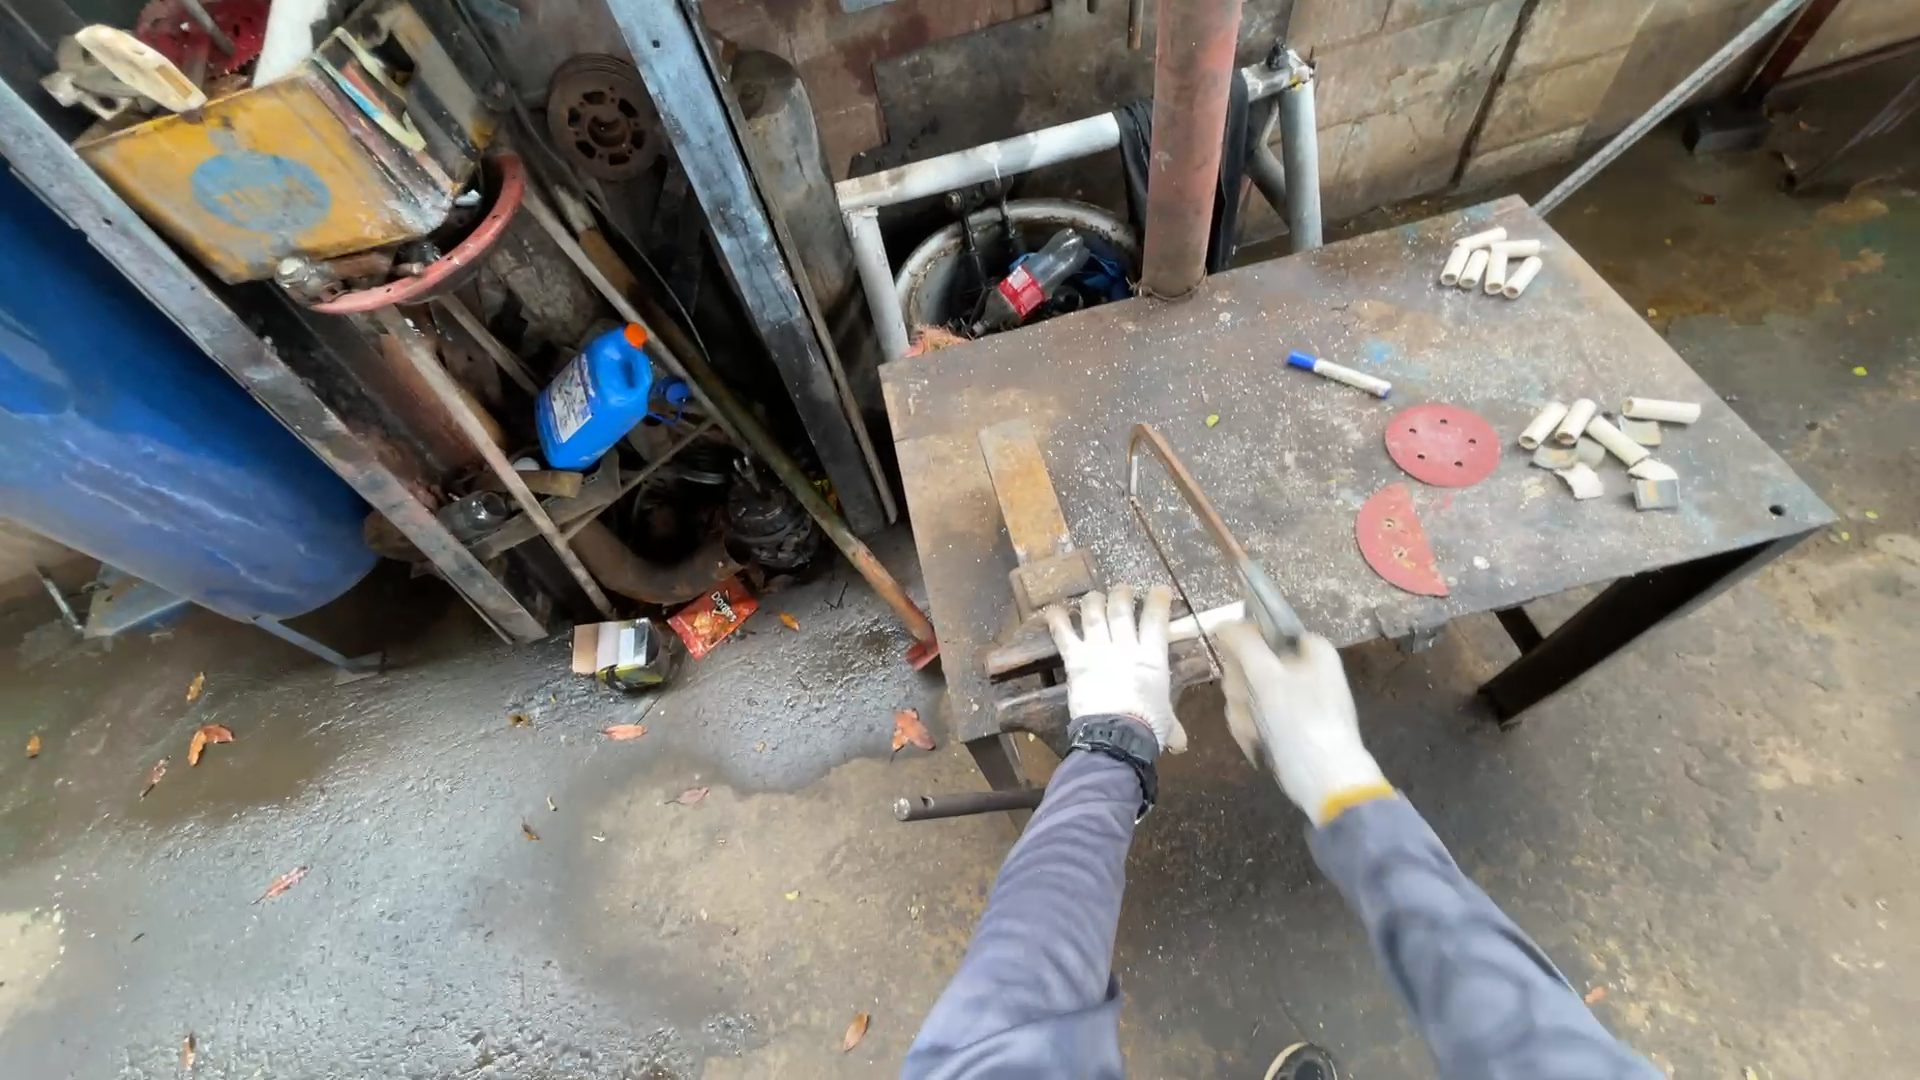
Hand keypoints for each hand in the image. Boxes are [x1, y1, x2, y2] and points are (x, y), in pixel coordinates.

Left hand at [1045, 585, 1187, 752]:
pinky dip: (1057, 621)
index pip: (1156, 620)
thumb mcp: (1165, 723)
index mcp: (1152, 659)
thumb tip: (1180, 743)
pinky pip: (1064, 634)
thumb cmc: (1146, 728)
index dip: (1158, 601)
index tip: (1158, 590)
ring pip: (1094, 614)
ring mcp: (1099, 650)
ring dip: (1093, 601)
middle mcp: (1125, 647)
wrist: (1116, 734)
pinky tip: (1052, 610)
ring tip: (1093, 596)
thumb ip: (1172, 726)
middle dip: (1121, 595)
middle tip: (1121, 590)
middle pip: (1122, 610)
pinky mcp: (1076, 659)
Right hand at [1216, 622, 1388, 824]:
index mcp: (1312, 651)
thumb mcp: (1269, 677)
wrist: (1324, 780)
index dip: (1248, 643)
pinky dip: (1249, 725)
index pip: (1267, 630)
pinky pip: (1251, 711)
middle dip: (1241, 685)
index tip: (1236, 659)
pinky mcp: (1283, 722)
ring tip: (1255, 727)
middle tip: (1248, 698)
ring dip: (1243, 709)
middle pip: (1251, 660)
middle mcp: (1303, 670)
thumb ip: (1244, 644)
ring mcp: (1292, 698)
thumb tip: (1223, 623)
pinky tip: (1255, 739)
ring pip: (1246, 688)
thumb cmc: (1301, 722)